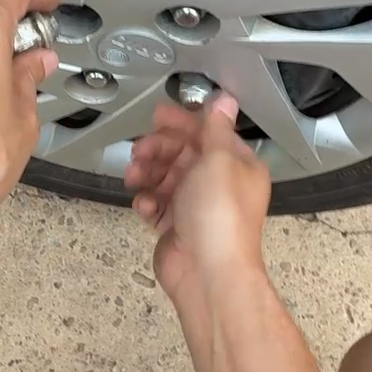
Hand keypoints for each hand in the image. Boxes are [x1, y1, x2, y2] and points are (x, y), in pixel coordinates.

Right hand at [123, 93, 271, 309]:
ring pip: (165, 178)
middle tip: (141, 151)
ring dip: (147, 174)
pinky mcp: (177, 226)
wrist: (207, 271)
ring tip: (136, 177)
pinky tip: (146, 206)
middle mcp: (218, 184)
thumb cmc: (219, 217)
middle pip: (181, 154)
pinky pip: (157, 205)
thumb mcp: (218, 159)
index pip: (207, 133)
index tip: (157, 117)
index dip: (181, 123)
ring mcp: (196, 206)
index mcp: (236, 165)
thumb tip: (225, 100)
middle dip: (158, 150)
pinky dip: (147, 202)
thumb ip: (215, 127)